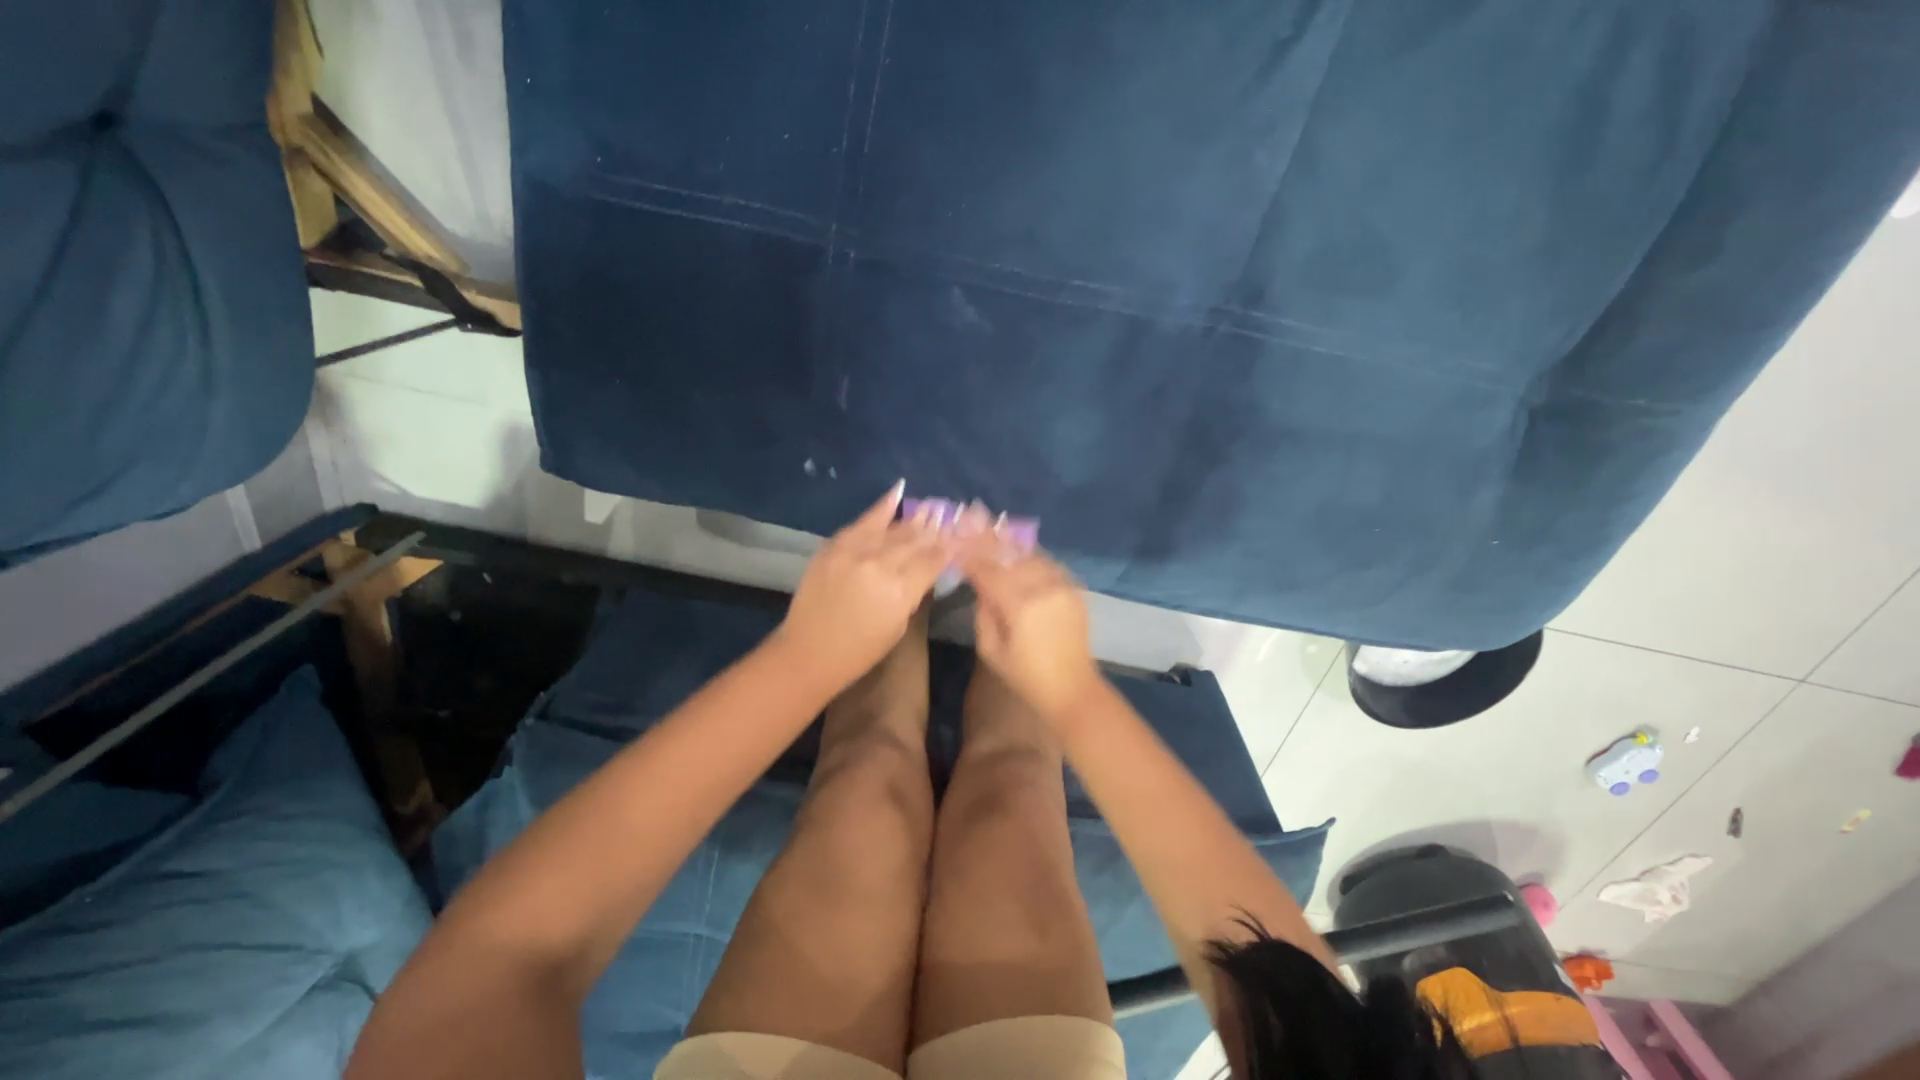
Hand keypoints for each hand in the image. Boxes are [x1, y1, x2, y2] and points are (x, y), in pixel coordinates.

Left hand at [773, 483, 952, 689]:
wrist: (808, 652)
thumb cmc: (860, 651)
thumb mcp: (898, 626)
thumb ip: (913, 592)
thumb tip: (926, 567)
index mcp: (900, 592)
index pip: (932, 560)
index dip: (948, 548)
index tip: (962, 537)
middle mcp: (880, 565)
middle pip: (914, 541)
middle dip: (934, 530)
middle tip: (951, 519)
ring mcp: (854, 552)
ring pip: (892, 529)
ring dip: (914, 519)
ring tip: (932, 508)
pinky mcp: (834, 546)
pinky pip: (863, 521)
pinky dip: (882, 506)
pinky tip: (898, 492)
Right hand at [958, 538, 1102, 722]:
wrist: (1071, 687)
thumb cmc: (1025, 676)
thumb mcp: (991, 649)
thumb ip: (983, 611)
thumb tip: (980, 584)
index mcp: (1020, 606)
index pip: (989, 570)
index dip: (970, 557)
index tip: (955, 547)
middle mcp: (1043, 588)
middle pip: (1011, 555)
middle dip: (989, 542)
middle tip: (970, 528)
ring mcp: (1062, 586)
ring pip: (1031, 554)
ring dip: (1010, 546)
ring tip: (992, 534)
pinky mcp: (1073, 589)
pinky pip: (1048, 564)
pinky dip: (1030, 558)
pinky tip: (1018, 555)